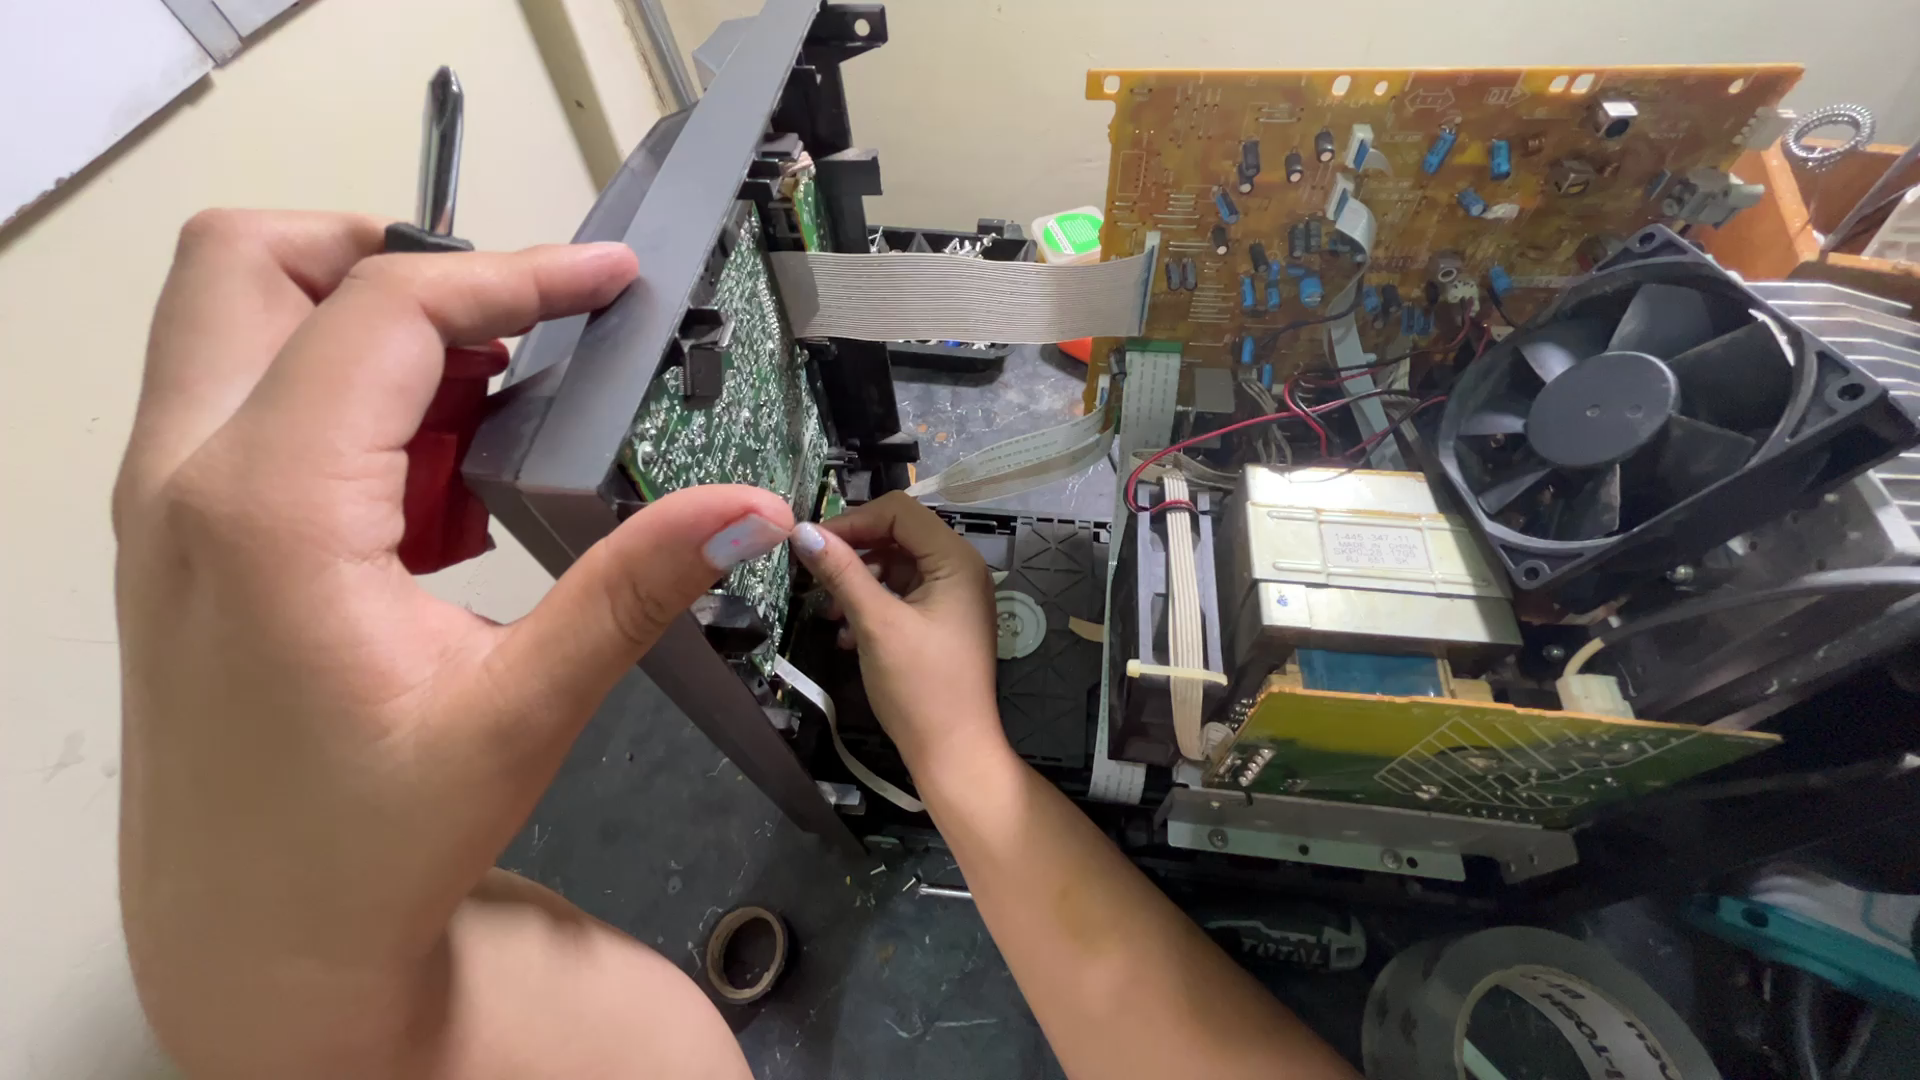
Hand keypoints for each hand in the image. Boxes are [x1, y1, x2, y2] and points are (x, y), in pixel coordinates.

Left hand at [114, 210, 792, 1075]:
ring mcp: (176, 510)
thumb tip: (755, 507)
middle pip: (253, 269)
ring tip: (509, 414)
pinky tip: (454, 497)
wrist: (262, 945)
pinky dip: (369, 405)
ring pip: (252, 332)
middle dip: (398, 262)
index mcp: (271, 507)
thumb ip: (637, 587)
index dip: (517, 277)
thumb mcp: (527, 709)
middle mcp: (191, 479)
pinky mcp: (196, 545)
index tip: (615, 278)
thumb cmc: (382, 837)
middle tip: (523, 321)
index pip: (389, 312)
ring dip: (390, 339)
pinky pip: (269, 410)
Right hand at [788, 491, 1004, 770]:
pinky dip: (872, 605)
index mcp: (955, 559)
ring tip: (827, 612)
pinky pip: (902, 595)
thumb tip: (802, 531)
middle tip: (814, 575)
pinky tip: (845, 634)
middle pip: (898, 536)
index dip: (854, 520)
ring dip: (859, 582)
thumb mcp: (876, 624)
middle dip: (854, 552)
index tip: (812, 545)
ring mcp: (953, 596)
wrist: (953, 752)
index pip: (900, 511)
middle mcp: (960, 569)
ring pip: (896, 567)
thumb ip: (842, 572)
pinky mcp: (942, 621)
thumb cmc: (919, 686)